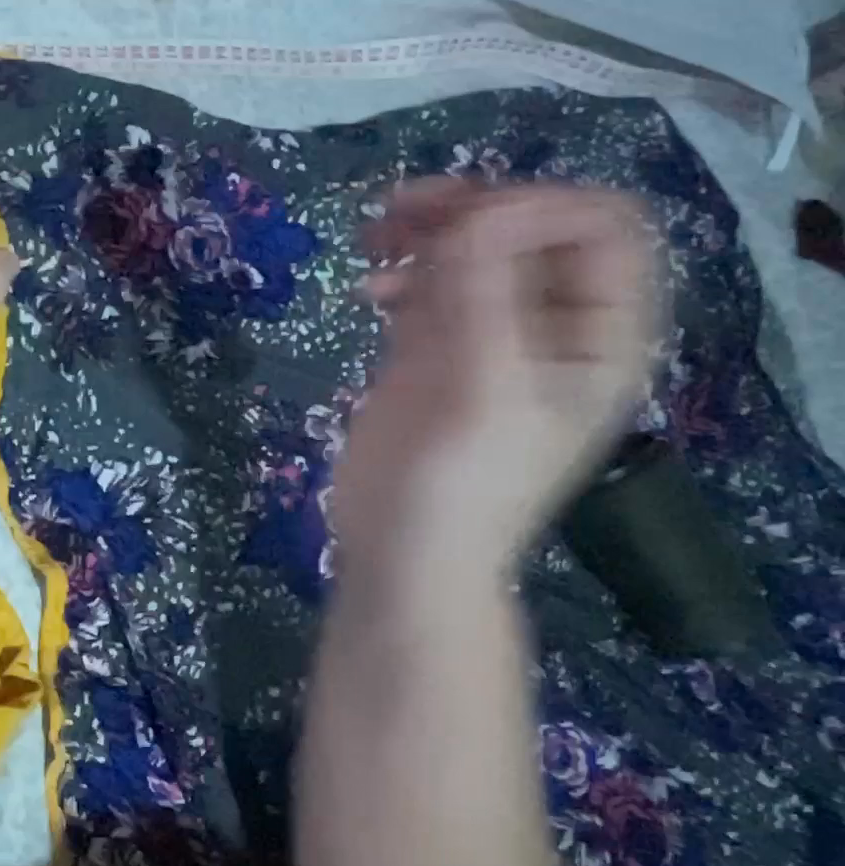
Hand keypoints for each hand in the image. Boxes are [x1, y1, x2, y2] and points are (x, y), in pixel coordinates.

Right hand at [337, 180, 661, 578]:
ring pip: (471, 258)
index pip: (598, 230)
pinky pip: (424, 294)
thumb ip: (484, 303)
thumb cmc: (459, 490)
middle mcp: (547, 328)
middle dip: (472, 211)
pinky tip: (366, 291)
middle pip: (527, 233)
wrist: (404, 557)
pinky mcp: (428, 360)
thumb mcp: (484, 395)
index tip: (462, 226)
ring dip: (428, 236)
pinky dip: (398, 278)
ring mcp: (483, 342)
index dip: (537, 208)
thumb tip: (471, 216)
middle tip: (402, 209)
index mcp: (596, 335)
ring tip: (376, 236)